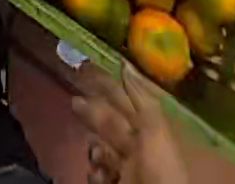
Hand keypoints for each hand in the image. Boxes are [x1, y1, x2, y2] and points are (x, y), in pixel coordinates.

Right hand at [73, 65, 190, 183]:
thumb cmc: (161, 175)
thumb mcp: (155, 132)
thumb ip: (140, 99)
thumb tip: (124, 63)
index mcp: (149, 132)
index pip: (124, 101)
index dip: (107, 85)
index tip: (86, 68)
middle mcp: (136, 149)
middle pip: (109, 124)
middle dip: (92, 112)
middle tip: (74, 102)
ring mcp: (126, 172)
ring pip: (101, 151)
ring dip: (92, 147)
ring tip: (92, 150)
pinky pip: (97, 177)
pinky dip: (93, 174)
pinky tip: (95, 175)